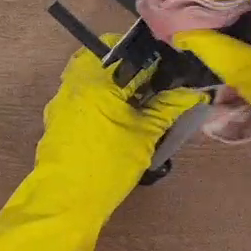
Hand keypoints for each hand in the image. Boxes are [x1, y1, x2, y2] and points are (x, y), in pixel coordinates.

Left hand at [0, 43, 203, 250]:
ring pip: (89, 80)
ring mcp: (60, 103)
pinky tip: (118, 121)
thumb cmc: (107, 164)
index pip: (124, 48)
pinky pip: (80, 99)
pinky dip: (99, 102)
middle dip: (128, 69)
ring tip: (139, 106)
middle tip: (152, 87)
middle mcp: (72, 83)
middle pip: (102, 60)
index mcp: (93, 78)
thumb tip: (194, 91)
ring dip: (112, 86)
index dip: (148, 56)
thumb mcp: (145, 135)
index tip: (166, 70)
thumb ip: (168, 108)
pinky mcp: (56, 121)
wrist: (64, 201)